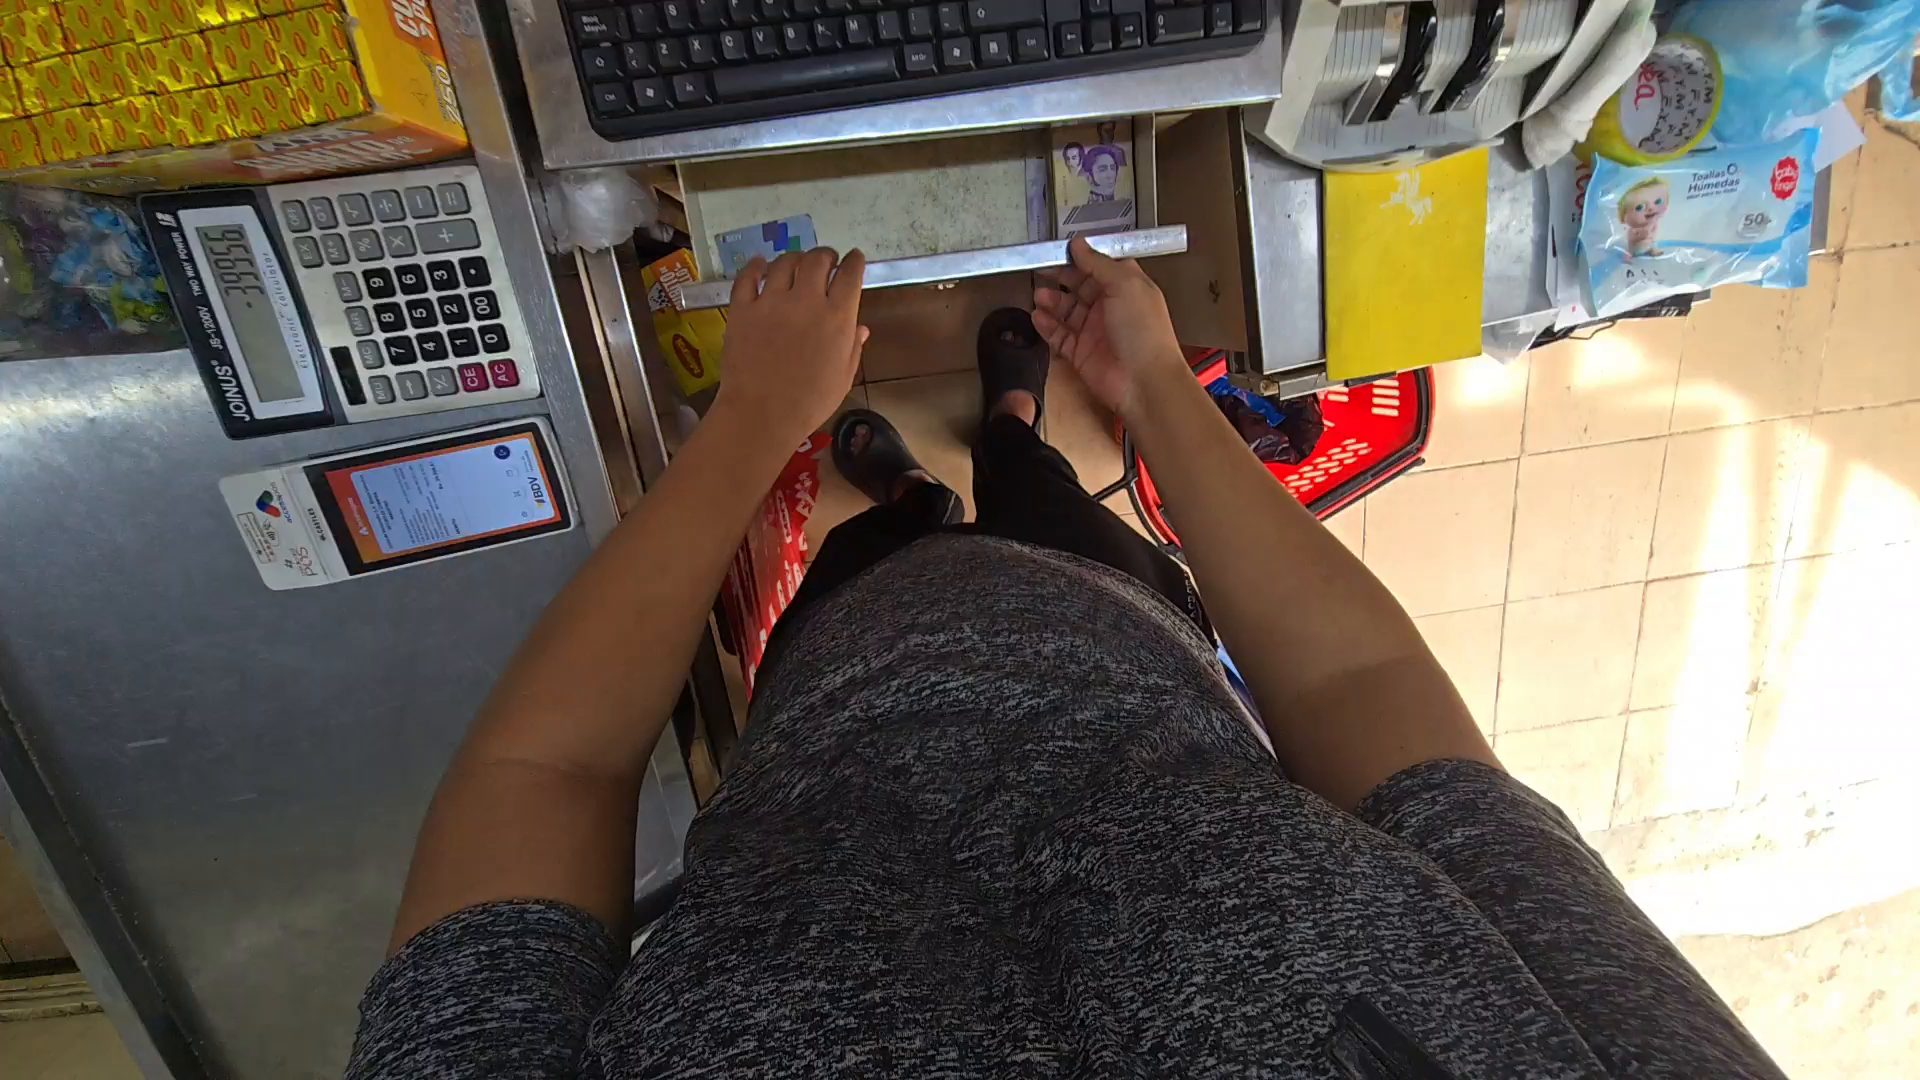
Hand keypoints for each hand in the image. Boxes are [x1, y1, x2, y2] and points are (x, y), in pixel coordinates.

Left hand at [712, 247, 867, 448]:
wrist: (763, 413)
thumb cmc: (810, 402)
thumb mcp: (843, 378)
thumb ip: (853, 348)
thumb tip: (860, 327)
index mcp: (837, 318)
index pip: (850, 276)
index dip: (854, 262)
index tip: (855, 259)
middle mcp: (806, 301)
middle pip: (817, 261)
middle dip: (825, 256)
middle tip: (827, 260)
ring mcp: (771, 301)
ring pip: (784, 263)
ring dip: (795, 258)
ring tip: (797, 263)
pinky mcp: (743, 308)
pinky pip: (748, 277)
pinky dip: (755, 266)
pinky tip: (759, 264)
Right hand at [1031, 237, 1186, 419]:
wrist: (1143, 381)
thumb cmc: (1145, 334)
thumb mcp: (1125, 284)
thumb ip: (1099, 263)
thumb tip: (1080, 245)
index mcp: (1126, 288)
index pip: (1097, 267)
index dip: (1078, 259)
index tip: (1058, 252)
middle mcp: (1110, 308)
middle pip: (1078, 287)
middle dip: (1059, 278)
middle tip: (1041, 270)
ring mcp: (1094, 332)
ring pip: (1066, 312)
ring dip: (1051, 301)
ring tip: (1038, 295)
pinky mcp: (1081, 354)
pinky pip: (1059, 336)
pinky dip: (1047, 326)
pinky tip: (1038, 317)